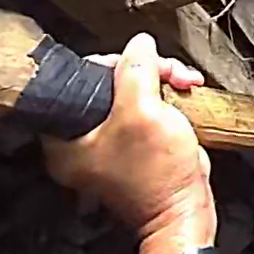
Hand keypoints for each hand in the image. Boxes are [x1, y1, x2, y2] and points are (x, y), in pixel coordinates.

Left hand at [43, 33, 216, 253]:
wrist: (185, 209)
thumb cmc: (158, 175)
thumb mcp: (145, 112)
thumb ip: (138, 71)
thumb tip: (139, 44)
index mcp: (67, 139)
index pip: (81, 80)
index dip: (114, 64)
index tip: (141, 62)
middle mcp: (83, 141)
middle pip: (112, 83)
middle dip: (149, 72)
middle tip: (171, 74)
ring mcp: (112, 143)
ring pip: (134, 92)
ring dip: (164, 82)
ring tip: (186, 84)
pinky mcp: (137, 145)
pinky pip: (148, 107)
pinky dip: (168, 98)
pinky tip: (185, 95)